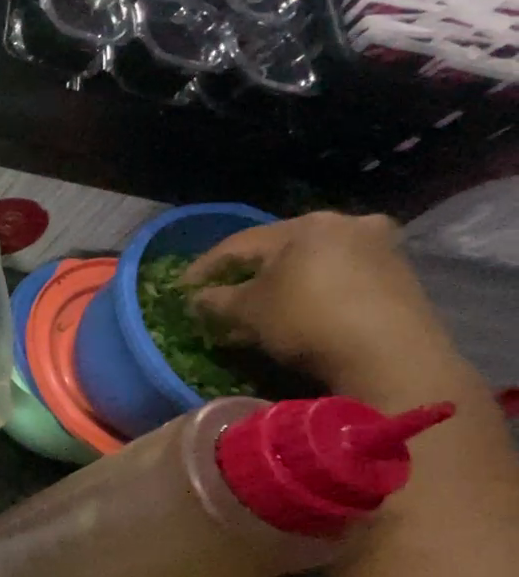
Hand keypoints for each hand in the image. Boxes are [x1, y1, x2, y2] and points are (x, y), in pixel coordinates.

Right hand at [183, 212, 459, 398]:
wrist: (388, 351)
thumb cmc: (305, 318)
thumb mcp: (246, 310)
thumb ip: (215, 300)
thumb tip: (198, 298)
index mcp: (305, 225)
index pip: (238, 244)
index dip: (204, 267)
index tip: (181, 287)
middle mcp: (345, 224)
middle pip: (278, 250)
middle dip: (245, 276)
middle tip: (219, 297)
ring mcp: (377, 246)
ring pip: (308, 264)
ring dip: (277, 286)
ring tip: (253, 311)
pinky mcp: (395, 273)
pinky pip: (335, 276)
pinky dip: (307, 291)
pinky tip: (289, 313)